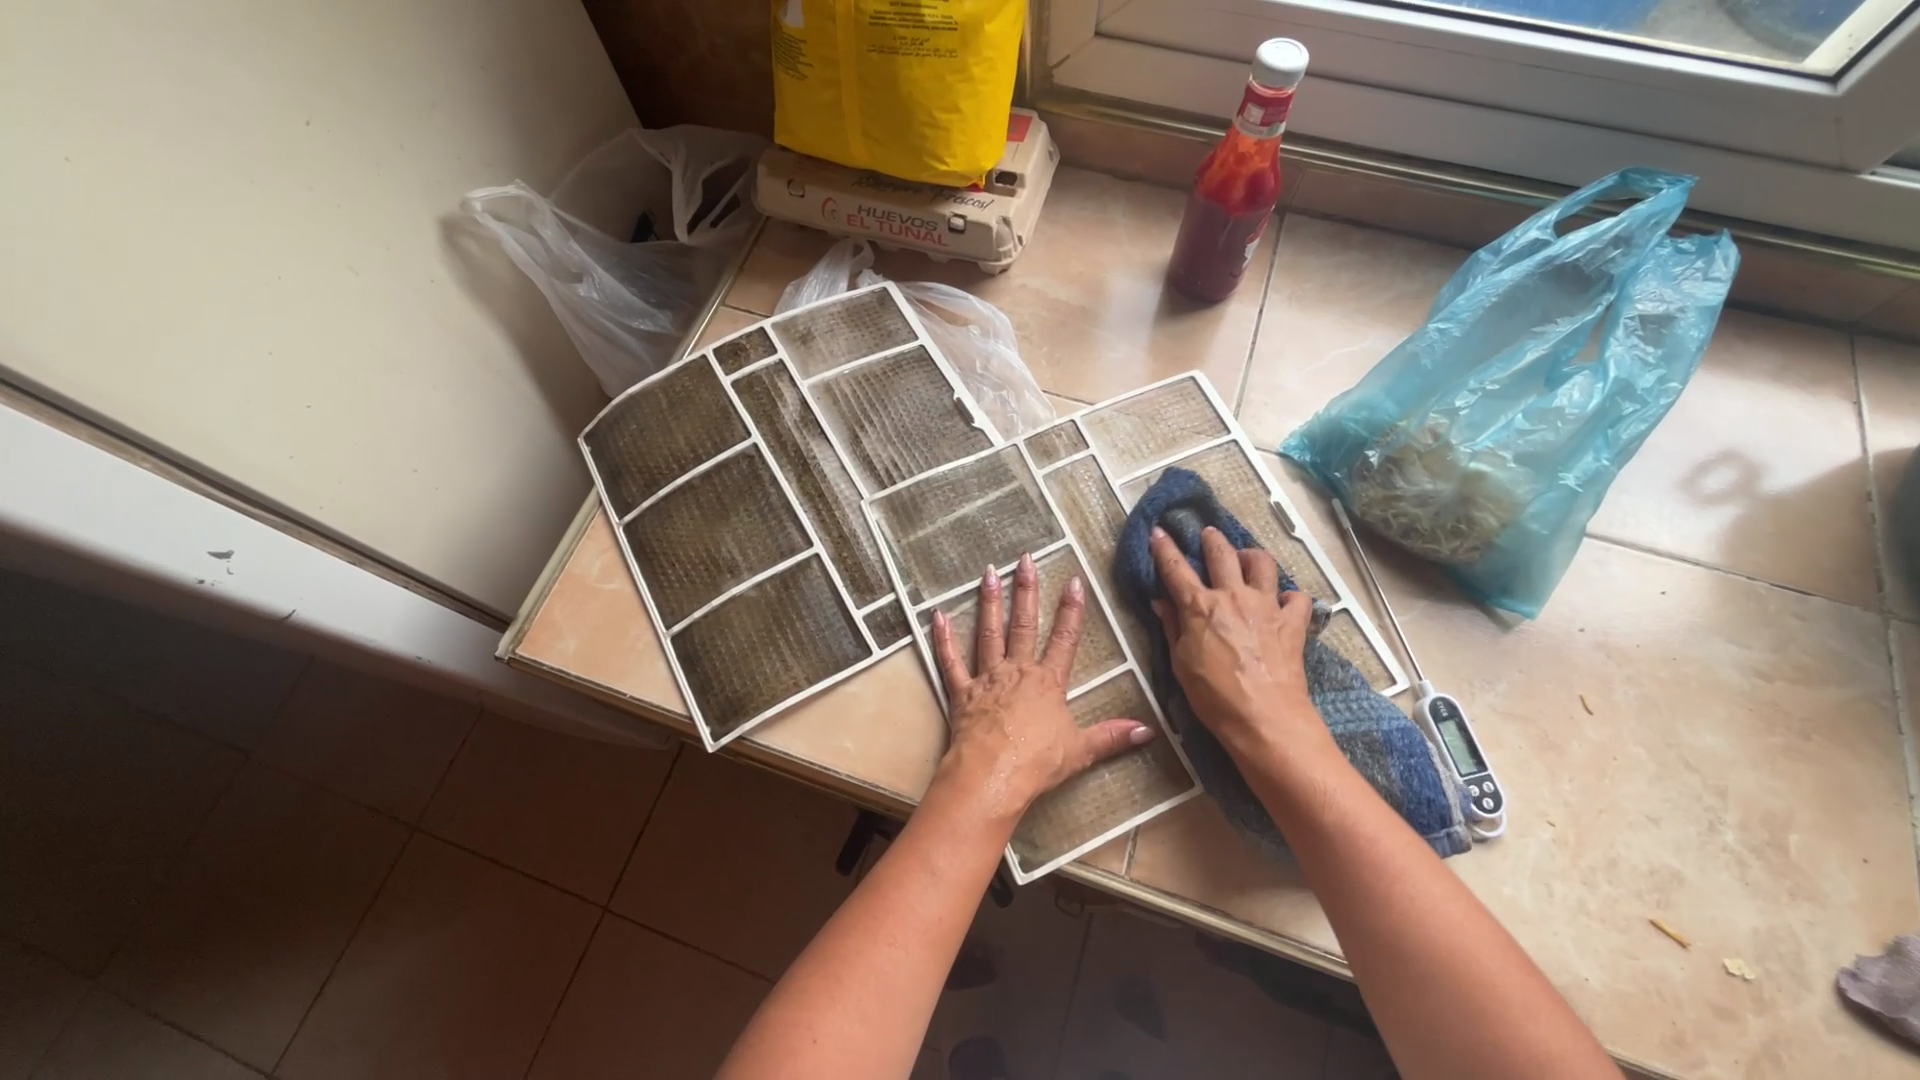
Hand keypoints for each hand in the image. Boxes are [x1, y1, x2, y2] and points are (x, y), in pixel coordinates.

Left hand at [929, 552, 1155, 824]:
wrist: (992, 776)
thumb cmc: (1037, 763)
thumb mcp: (1081, 750)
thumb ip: (1112, 737)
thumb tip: (1147, 731)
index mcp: (1048, 683)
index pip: (1065, 639)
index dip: (1071, 610)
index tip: (1074, 581)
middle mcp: (1017, 672)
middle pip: (1023, 625)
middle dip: (1026, 590)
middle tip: (1025, 559)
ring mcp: (987, 680)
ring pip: (988, 633)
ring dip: (989, 602)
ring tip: (989, 573)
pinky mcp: (961, 693)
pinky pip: (950, 662)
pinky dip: (943, 639)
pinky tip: (938, 616)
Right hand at [1148, 525, 1328, 759]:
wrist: (1265, 718)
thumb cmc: (1214, 697)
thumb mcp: (1180, 663)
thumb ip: (1172, 627)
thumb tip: (1162, 602)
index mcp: (1200, 607)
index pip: (1176, 568)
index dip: (1164, 548)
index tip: (1158, 532)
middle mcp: (1233, 597)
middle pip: (1222, 553)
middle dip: (1212, 539)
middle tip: (1208, 534)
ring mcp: (1266, 606)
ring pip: (1262, 563)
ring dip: (1251, 555)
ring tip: (1246, 559)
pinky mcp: (1292, 622)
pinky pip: (1296, 597)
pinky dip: (1289, 596)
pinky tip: (1282, 602)